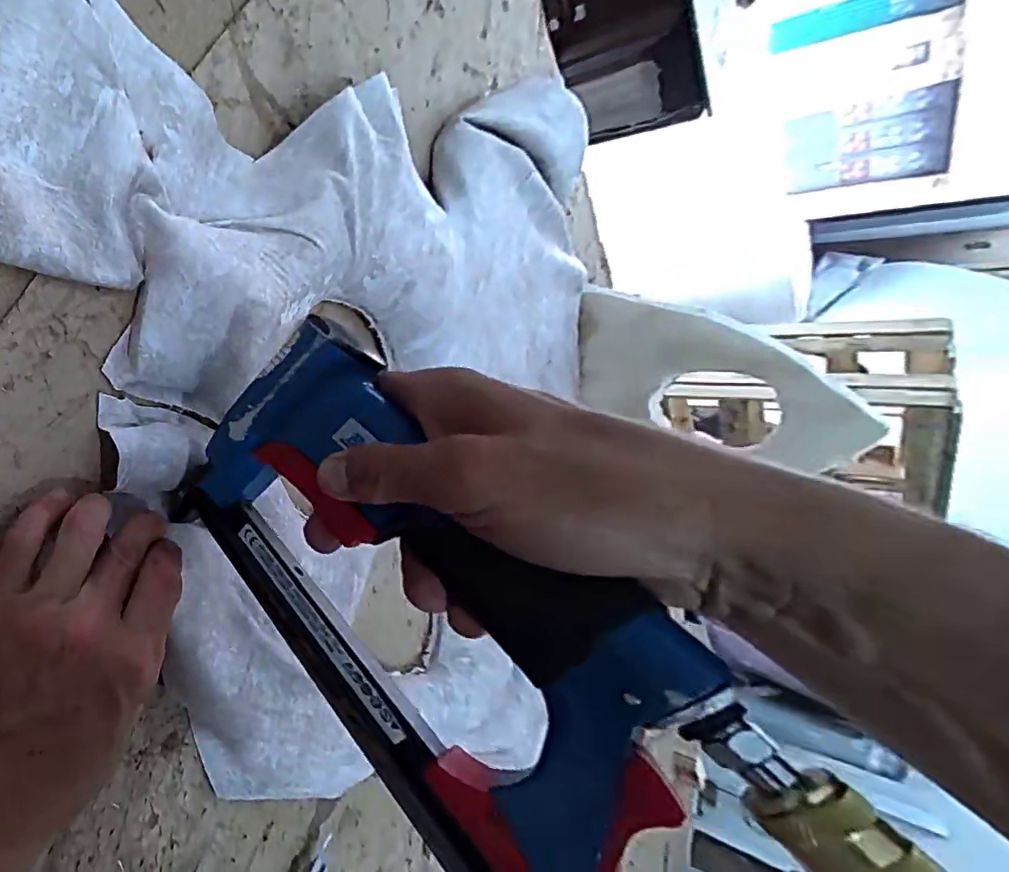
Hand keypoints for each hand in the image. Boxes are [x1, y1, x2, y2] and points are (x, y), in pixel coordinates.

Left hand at [0, 491, 182, 871]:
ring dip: (100, 505)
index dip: (167, 550)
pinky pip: (24, 535)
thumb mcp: (134, 703)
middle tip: (143, 521)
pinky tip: (62, 499)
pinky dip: (47, 507)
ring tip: (104, 506)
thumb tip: (156, 577)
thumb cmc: (74, 752)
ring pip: (81, 526)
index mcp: (131, 657)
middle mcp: (90, 625)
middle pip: (128, 544)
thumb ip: (149, 638)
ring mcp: (40, 608)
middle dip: (144, 522)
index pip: (163, 572)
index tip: (163, 547)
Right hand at [305, 368, 762, 618]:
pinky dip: (466, 577)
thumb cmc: (574, 489)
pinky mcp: (524, 517)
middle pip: (391, 466)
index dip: (331, 436)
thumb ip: (391, 471)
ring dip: (426, 561)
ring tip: (448, 603)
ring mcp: (497, 475)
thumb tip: (325, 467)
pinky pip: (471, 544)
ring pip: (430, 515)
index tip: (309, 484)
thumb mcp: (469, 477)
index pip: (367, 402)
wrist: (700, 533)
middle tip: (344, 550)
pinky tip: (481, 610)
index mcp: (447, 398)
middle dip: (375, 516)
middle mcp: (466, 429)